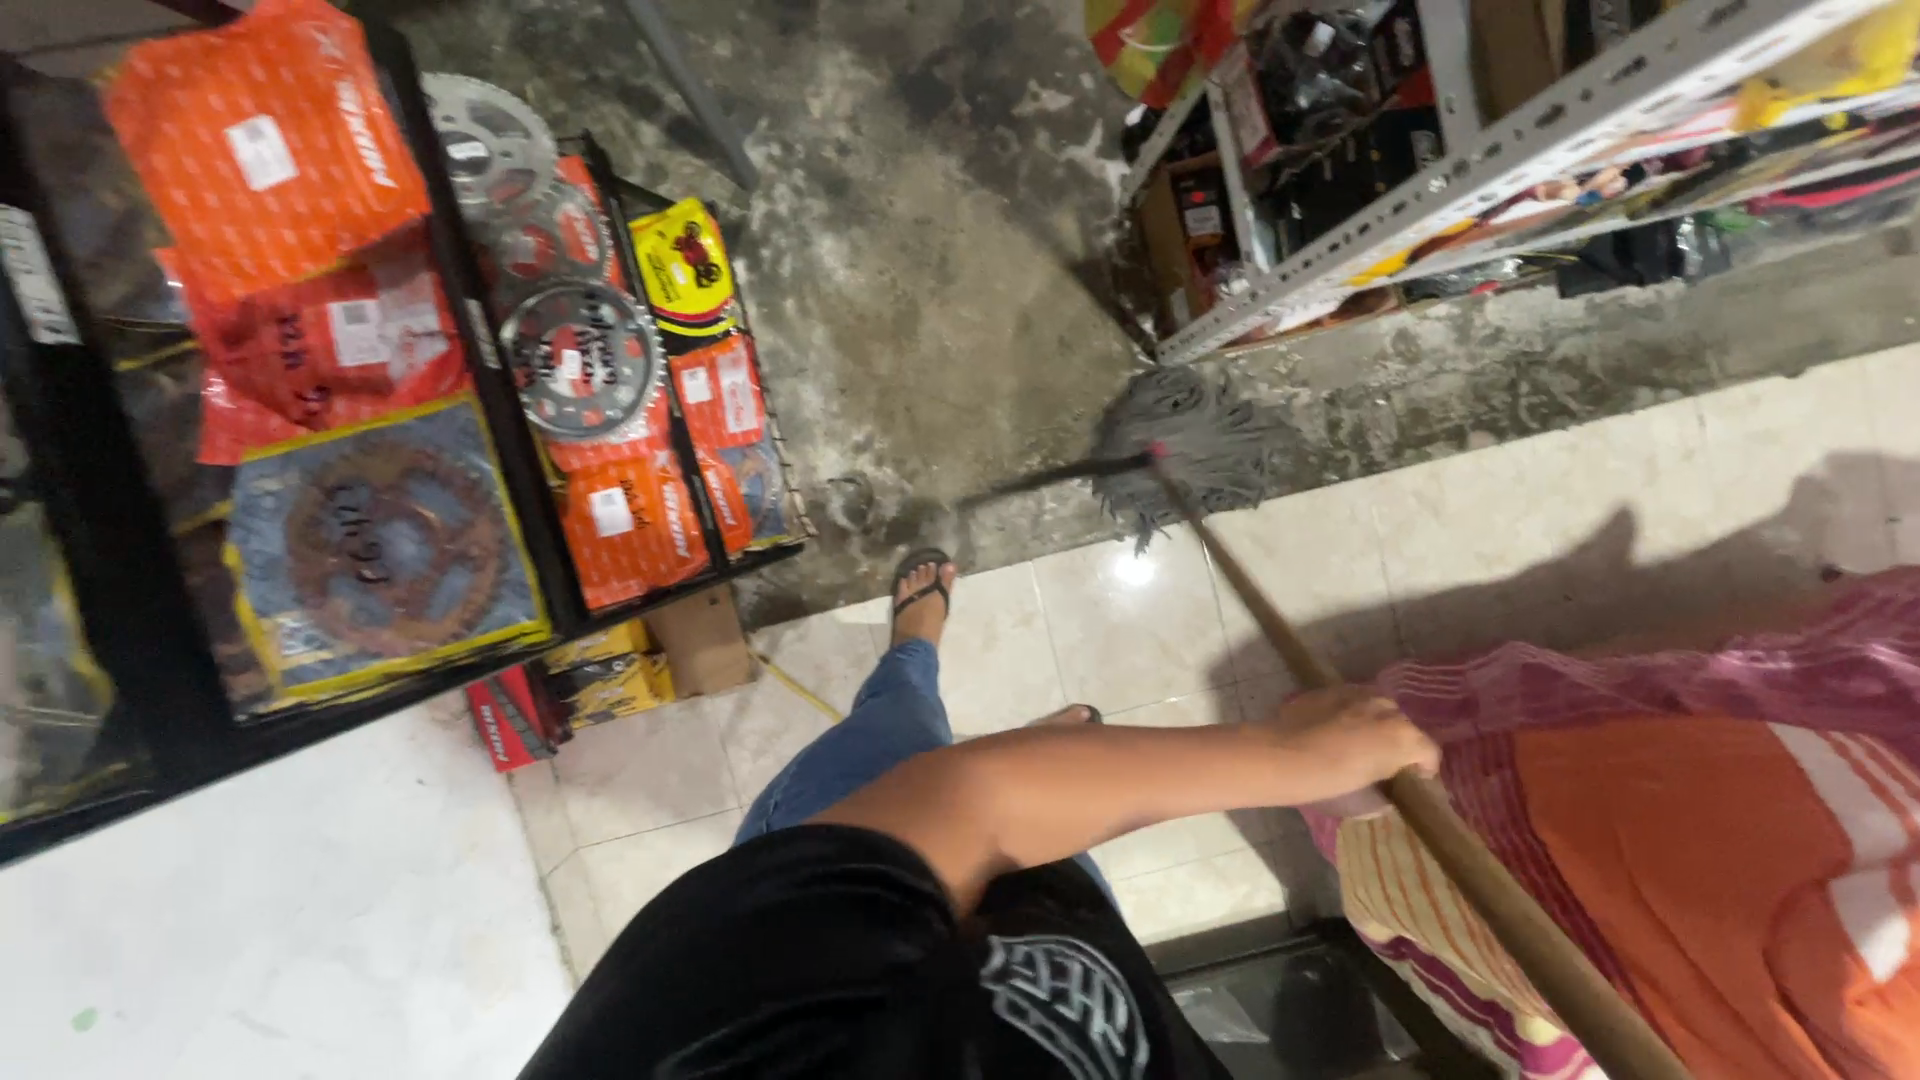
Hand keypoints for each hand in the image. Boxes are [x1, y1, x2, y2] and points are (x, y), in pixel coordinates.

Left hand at [1250, 686, 1439, 815]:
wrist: (1281, 755)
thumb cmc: (1328, 783)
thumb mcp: (1367, 802)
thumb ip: (1386, 792)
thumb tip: (1385, 790)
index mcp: (1405, 738)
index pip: (1429, 753)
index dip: (1422, 770)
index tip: (1407, 781)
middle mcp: (1387, 709)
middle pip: (1404, 726)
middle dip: (1396, 742)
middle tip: (1377, 761)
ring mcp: (1357, 693)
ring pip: (1378, 708)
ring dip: (1374, 722)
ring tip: (1355, 740)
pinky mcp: (1331, 688)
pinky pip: (1352, 700)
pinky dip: (1349, 711)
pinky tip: (1333, 726)